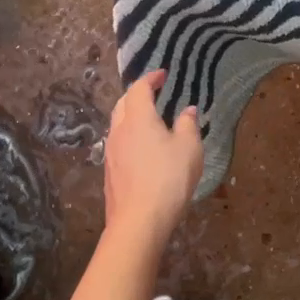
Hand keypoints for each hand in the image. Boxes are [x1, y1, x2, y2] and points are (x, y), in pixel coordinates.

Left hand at [101, 69, 202, 242]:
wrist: (138, 224)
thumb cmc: (167, 178)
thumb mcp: (189, 147)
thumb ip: (188, 125)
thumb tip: (187, 111)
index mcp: (138, 119)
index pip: (138, 89)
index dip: (150, 78)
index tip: (163, 75)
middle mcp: (119, 132)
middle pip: (122, 105)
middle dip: (136, 95)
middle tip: (154, 93)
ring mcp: (111, 155)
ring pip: (117, 125)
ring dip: (131, 116)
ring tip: (150, 120)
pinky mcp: (110, 175)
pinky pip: (119, 144)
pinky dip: (130, 136)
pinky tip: (144, 148)